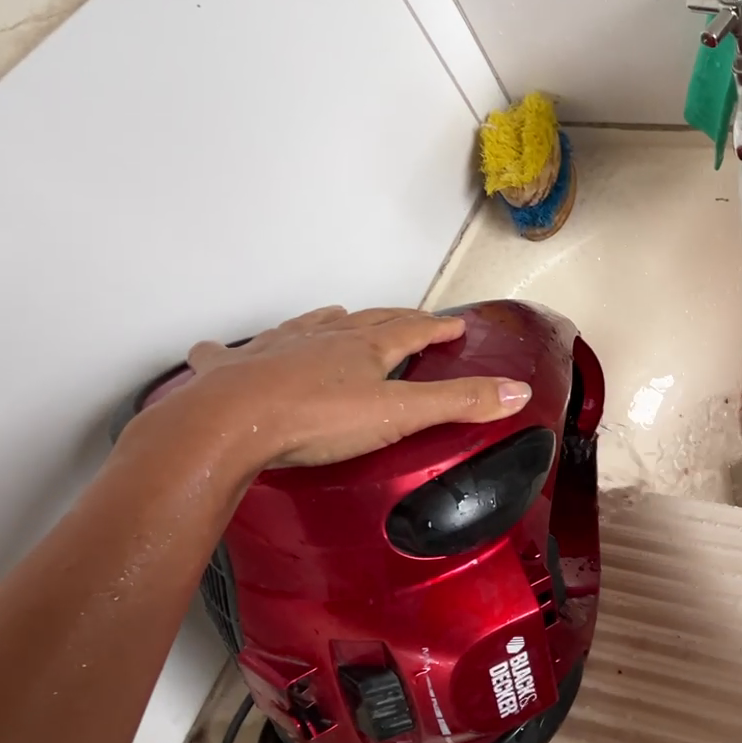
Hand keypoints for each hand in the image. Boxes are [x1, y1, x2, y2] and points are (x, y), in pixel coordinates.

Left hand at [137, 306, 531, 468]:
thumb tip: (518, 391)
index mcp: (364, 347)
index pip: (411, 329)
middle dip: (393, 319)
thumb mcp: (400, 414)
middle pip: (366, 321)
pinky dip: (232, 350)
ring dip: (328, 322)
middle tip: (410, 319)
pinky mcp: (230, 371)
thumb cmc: (314, 419)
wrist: (223, 427)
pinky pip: (230, 354)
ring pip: (307, 327)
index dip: (436, 326)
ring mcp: (273, 350)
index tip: (454, 323)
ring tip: (338, 315)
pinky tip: (223, 349)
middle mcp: (321, 338)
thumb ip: (460, 403)